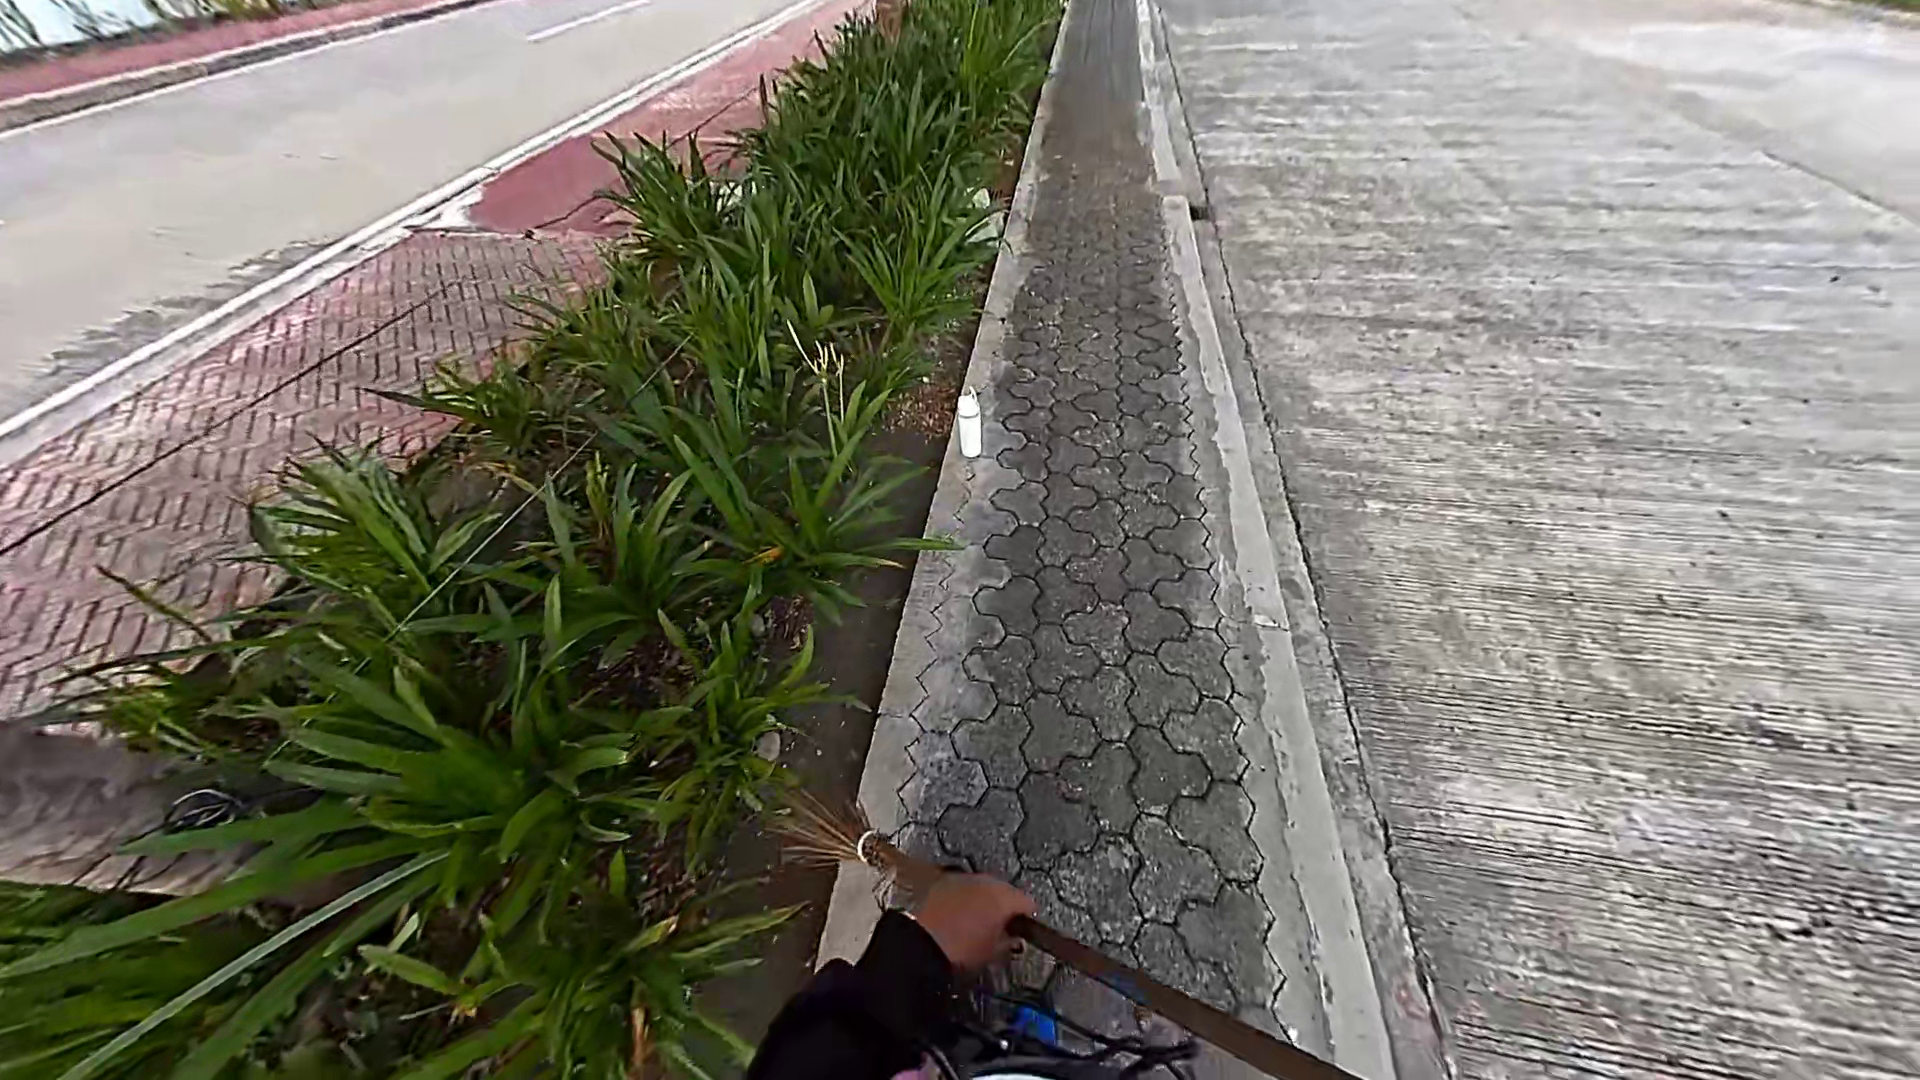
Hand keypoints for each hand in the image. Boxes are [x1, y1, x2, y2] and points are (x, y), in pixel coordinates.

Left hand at [911, 873, 1035, 970]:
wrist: (922, 943)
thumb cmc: (963, 950)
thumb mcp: (993, 952)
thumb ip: (1008, 942)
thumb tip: (1013, 938)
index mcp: (1003, 897)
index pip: (1027, 902)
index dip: (1029, 917)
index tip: (1027, 929)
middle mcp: (986, 880)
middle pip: (1005, 890)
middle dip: (1006, 905)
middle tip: (1005, 926)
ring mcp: (964, 877)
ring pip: (984, 886)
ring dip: (986, 899)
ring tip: (982, 921)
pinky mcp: (945, 881)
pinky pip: (965, 887)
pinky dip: (967, 898)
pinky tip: (962, 914)